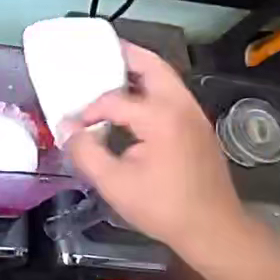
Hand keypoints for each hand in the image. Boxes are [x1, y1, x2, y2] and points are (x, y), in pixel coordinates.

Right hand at [64, 42, 257, 260]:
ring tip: (114, 74)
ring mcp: (195, 116)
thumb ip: (86, 152)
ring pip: (166, 80)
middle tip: (102, 51)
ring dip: (141, 73)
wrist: (212, 228)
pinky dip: (152, 91)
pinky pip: (173, 97)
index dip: (88, 111)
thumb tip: (67, 129)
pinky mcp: (200, 129)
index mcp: (160, 115)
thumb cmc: (162, 207)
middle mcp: (181, 106)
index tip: (73, 128)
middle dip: (126, 57)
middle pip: (152, 67)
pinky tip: (135, 109)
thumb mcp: (114, 183)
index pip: (114, 100)